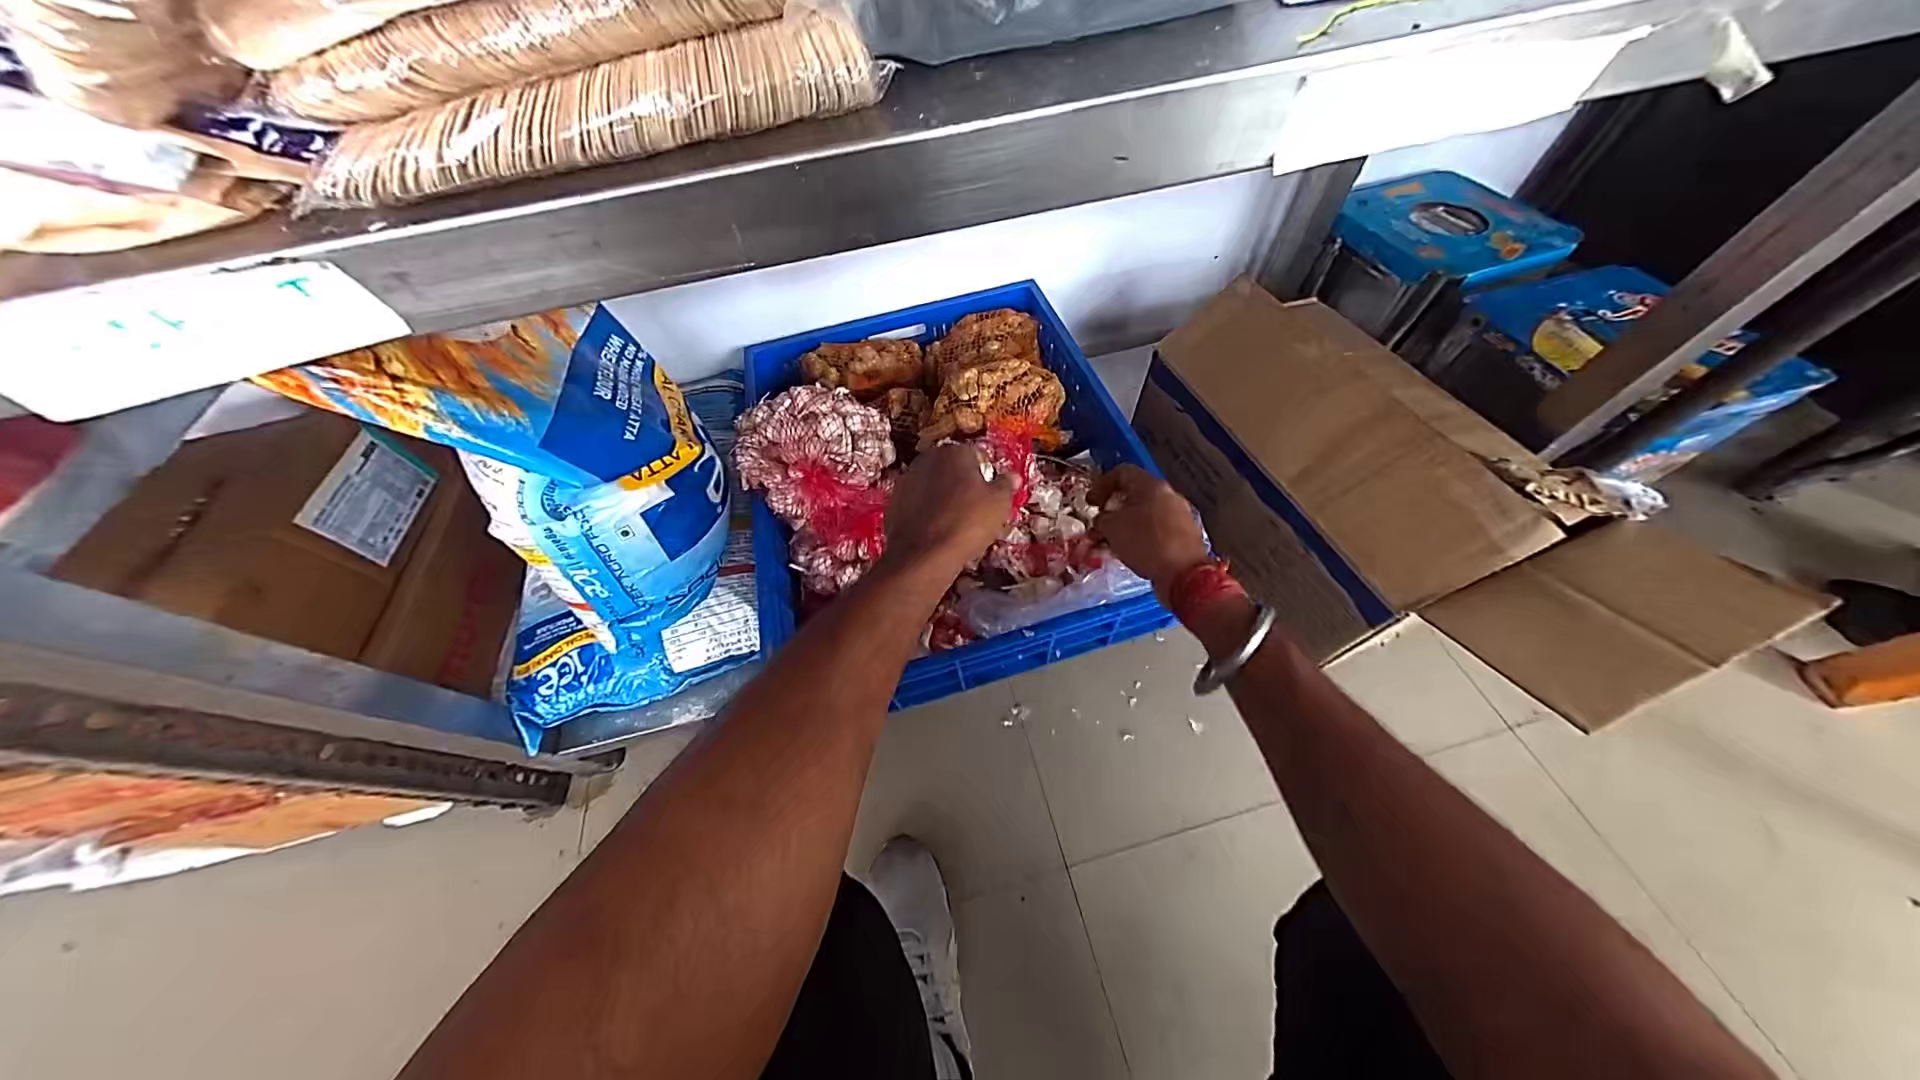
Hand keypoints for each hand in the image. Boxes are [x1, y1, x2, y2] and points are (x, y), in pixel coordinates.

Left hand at [883, 443, 1017, 572]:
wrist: (922, 556)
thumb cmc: (967, 523)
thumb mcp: (998, 504)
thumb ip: (1006, 485)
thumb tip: (1013, 476)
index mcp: (954, 452)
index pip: (978, 456)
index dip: (988, 476)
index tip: (993, 496)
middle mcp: (926, 459)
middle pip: (952, 470)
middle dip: (964, 485)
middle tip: (977, 510)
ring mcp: (906, 481)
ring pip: (933, 487)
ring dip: (944, 499)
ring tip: (956, 525)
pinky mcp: (893, 504)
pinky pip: (917, 505)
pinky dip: (927, 514)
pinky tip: (936, 533)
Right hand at [1090, 465, 1209, 596]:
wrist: (1183, 574)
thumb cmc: (1145, 542)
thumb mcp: (1111, 528)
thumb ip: (1101, 519)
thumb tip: (1102, 520)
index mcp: (1152, 486)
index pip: (1122, 472)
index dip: (1101, 485)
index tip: (1090, 502)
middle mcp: (1169, 496)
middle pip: (1134, 495)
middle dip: (1112, 509)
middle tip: (1099, 524)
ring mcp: (1179, 517)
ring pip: (1144, 515)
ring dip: (1124, 526)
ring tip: (1108, 543)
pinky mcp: (1183, 537)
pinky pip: (1154, 532)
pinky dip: (1138, 538)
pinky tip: (1127, 553)